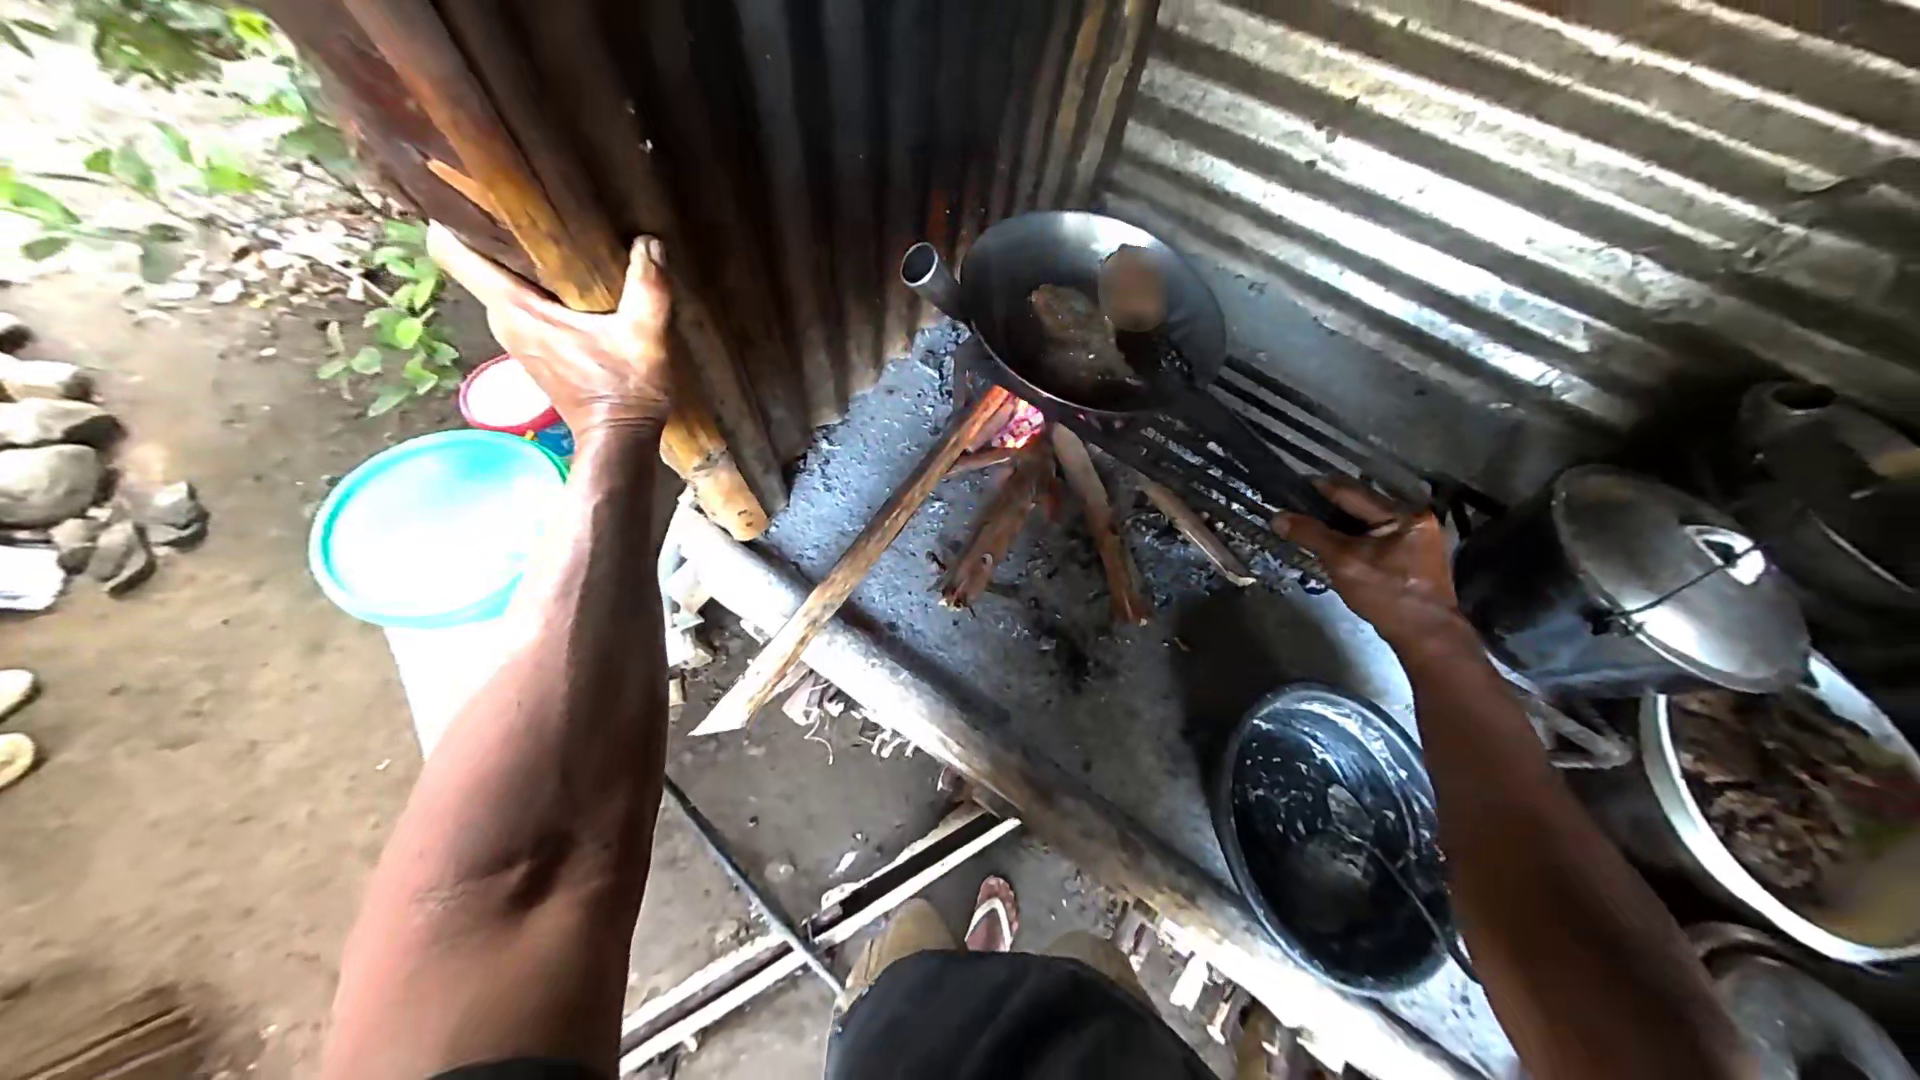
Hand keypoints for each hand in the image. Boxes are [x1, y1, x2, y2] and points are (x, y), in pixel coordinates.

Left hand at [427, 224, 673, 436]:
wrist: (620, 439)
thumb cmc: (626, 391)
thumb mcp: (646, 338)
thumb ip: (648, 289)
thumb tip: (650, 244)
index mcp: (517, 310)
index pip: (451, 250)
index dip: (454, 214)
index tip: (473, 189)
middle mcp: (504, 321)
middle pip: (477, 261)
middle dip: (495, 231)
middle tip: (528, 205)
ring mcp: (516, 338)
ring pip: (500, 283)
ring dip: (520, 262)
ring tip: (553, 239)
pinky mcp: (535, 350)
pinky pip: (521, 305)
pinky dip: (536, 288)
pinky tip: (569, 283)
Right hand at [1274, 480, 1465, 647]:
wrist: (1425, 632)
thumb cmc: (1385, 593)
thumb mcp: (1343, 561)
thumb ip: (1311, 535)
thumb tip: (1278, 517)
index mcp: (1404, 513)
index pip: (1353, 493)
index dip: (1320, 488)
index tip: (1294, 482)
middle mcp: (1415, 517)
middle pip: (1362, 504)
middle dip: (1329, 505)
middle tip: (1297, 504)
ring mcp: (1418, 535)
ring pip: (1368, 520)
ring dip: (1340, 521)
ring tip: (1310, 520)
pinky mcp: (1414, 553)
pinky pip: (1376, 534)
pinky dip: (1354, 535)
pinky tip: (1335, 540)